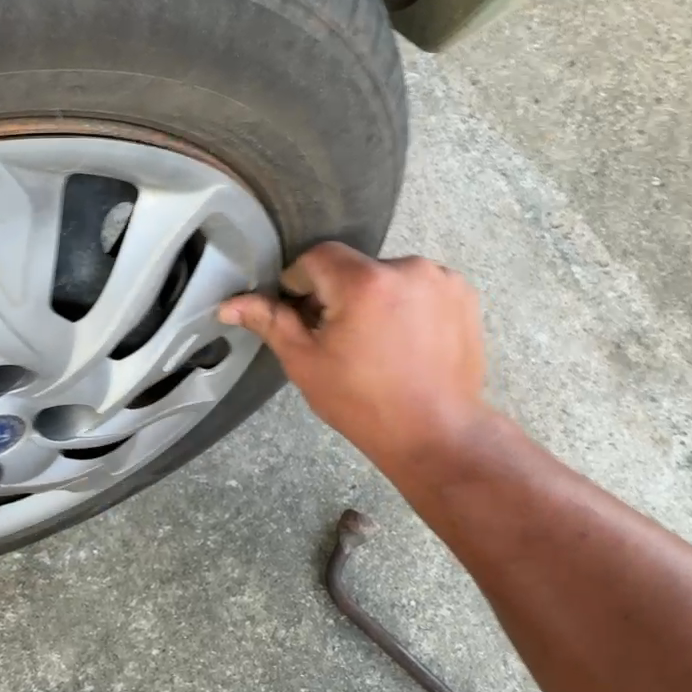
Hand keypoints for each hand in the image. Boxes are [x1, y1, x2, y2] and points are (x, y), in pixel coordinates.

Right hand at [219, 243, 492, 470]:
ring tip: (374, 344)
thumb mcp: (305, 362)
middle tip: (336, 340)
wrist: (436, 433)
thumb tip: (229, 305)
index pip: (316, 258)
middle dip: (337, 295)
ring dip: (372, 299)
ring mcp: (441, 280)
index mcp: (364, 282)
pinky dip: (404, 305)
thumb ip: (270, 321)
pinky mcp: (463, 294)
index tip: (303, 318)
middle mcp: (407, 268)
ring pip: (385, 276)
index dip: (300, 284)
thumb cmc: (363, 403)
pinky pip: (418, 287)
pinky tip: (402, 343)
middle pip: (352, 268)